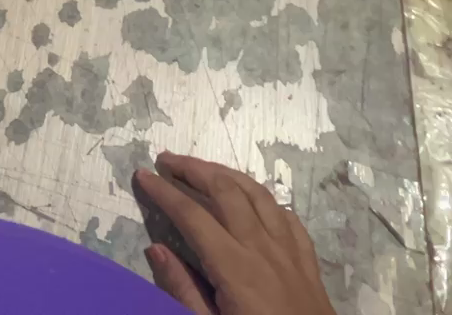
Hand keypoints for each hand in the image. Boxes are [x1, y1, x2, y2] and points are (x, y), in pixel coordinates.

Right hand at [137, 153, 336, 314]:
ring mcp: (290, 254)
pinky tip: (252, 202)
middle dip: (193, 168)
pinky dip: (265, 201)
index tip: (142, 175)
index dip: (163, 192)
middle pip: (225, 190)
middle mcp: (263, 250)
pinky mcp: (309, 265)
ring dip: (226, 174)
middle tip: (166, 161)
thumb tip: (155, 248)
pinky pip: (288, 218)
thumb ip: (183, 290)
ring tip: (203, 169)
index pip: (191, 215)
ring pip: (258, 194)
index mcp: (236, 269)